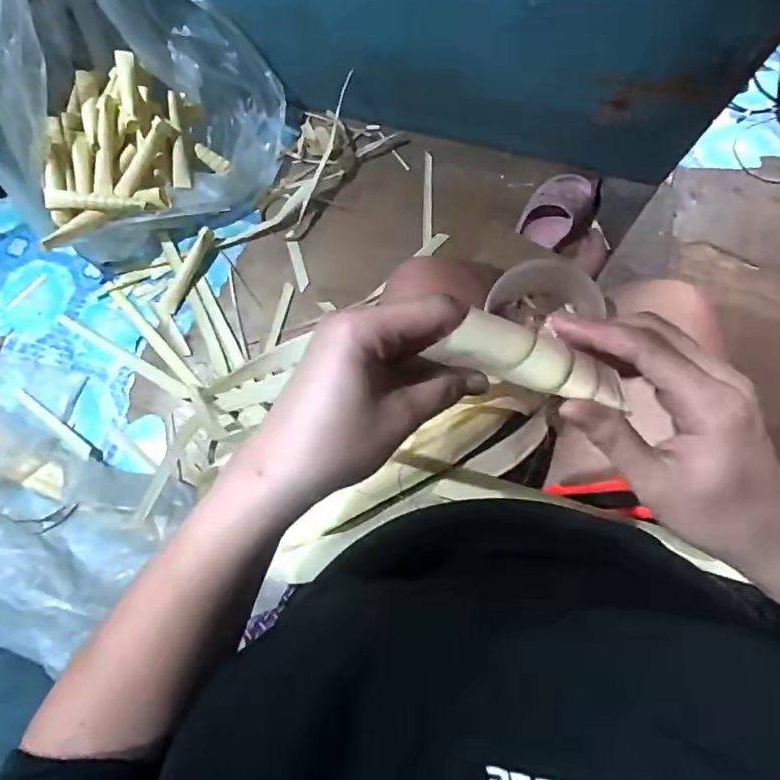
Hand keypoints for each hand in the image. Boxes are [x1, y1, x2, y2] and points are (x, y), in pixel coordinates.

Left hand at [231, 294, 486, 508]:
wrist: (278, 470)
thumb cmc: (338, 444)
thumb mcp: (398, 418)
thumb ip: (442, 390)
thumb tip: (482, 378)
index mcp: (363, 326)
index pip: (434, 309)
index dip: (471, 325)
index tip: (501, 346)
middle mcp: (351, 320)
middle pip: (417, 317)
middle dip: (454, 339)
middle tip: (490, 363)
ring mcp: (341, 336)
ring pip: (401, 333)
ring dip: (433, 352)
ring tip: (469, 376)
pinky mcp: (337, 354)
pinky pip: (382, 347)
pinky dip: (408, 361)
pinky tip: (432, 381)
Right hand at [547, 312, 779, 600]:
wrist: (774, 531)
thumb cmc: (713, 516)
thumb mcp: (653, 483)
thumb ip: (612, 437)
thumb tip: (566, 403)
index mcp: (709, 402)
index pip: (648, 349)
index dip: (599, 332)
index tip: (559, 324)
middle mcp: (723, 378)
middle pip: (658, 331)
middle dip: (605, 326)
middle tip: (560, 330)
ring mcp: (726, 378)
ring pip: (667, 335)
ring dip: (620, 333)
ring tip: (575, 340)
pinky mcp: (720, 384)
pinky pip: (674, 351)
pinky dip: (636, 347)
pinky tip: (607, 358)